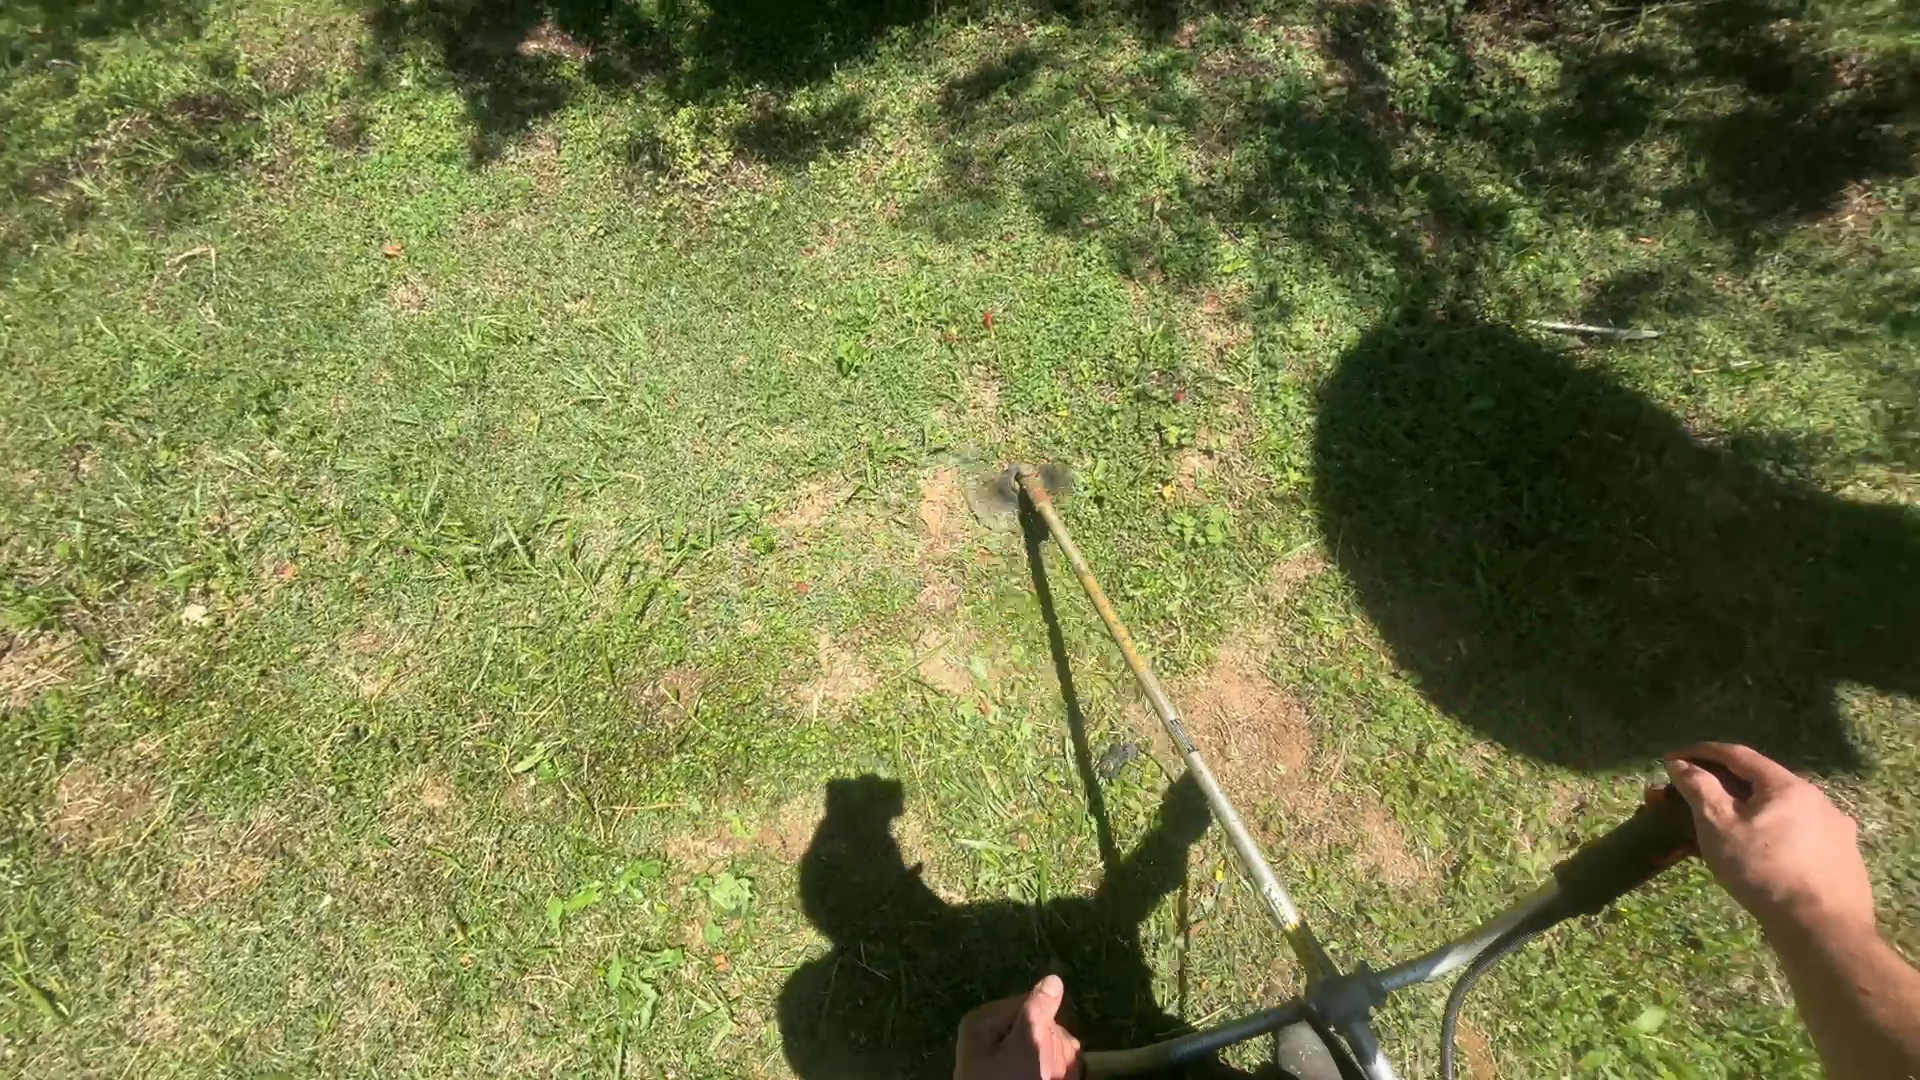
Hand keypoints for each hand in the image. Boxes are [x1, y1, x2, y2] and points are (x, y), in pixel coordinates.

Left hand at [954, 975, 1081, 1079]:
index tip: (1052, 1051)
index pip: (1031, 1004)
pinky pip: (1044, 1069)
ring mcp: (1003, 1063)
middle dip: (1054, 1052)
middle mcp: (992, 1038)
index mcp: (986, 1022)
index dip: (1048, 1026)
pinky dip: (1056, 1077)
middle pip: (1040, 1029)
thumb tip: (1054, 979)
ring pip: (1046, 1052)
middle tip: (1052, 1075)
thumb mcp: (1022, 1048)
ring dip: (1058, 1068)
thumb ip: (1037, 1011)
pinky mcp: (1015, 1078)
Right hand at [1664, 743, 1874, 938]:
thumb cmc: (1759, 865)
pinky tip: (1744, 845)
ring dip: (1736, 807)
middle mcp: (1818, 802)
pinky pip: (1790, 829)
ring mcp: (1834, 831)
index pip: (1737, 755)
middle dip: (1714, 784)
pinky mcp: (1839, 856)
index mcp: (1789, 788)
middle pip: (1756, 782)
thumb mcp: (1716, 821)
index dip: (1698, 752)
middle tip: (1684, 794)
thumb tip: (1680, 763)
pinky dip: (1760, 827)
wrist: (1820, 927)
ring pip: (1773, 808)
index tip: (1669, 759)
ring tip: (1709, 823)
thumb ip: (1697, 784)